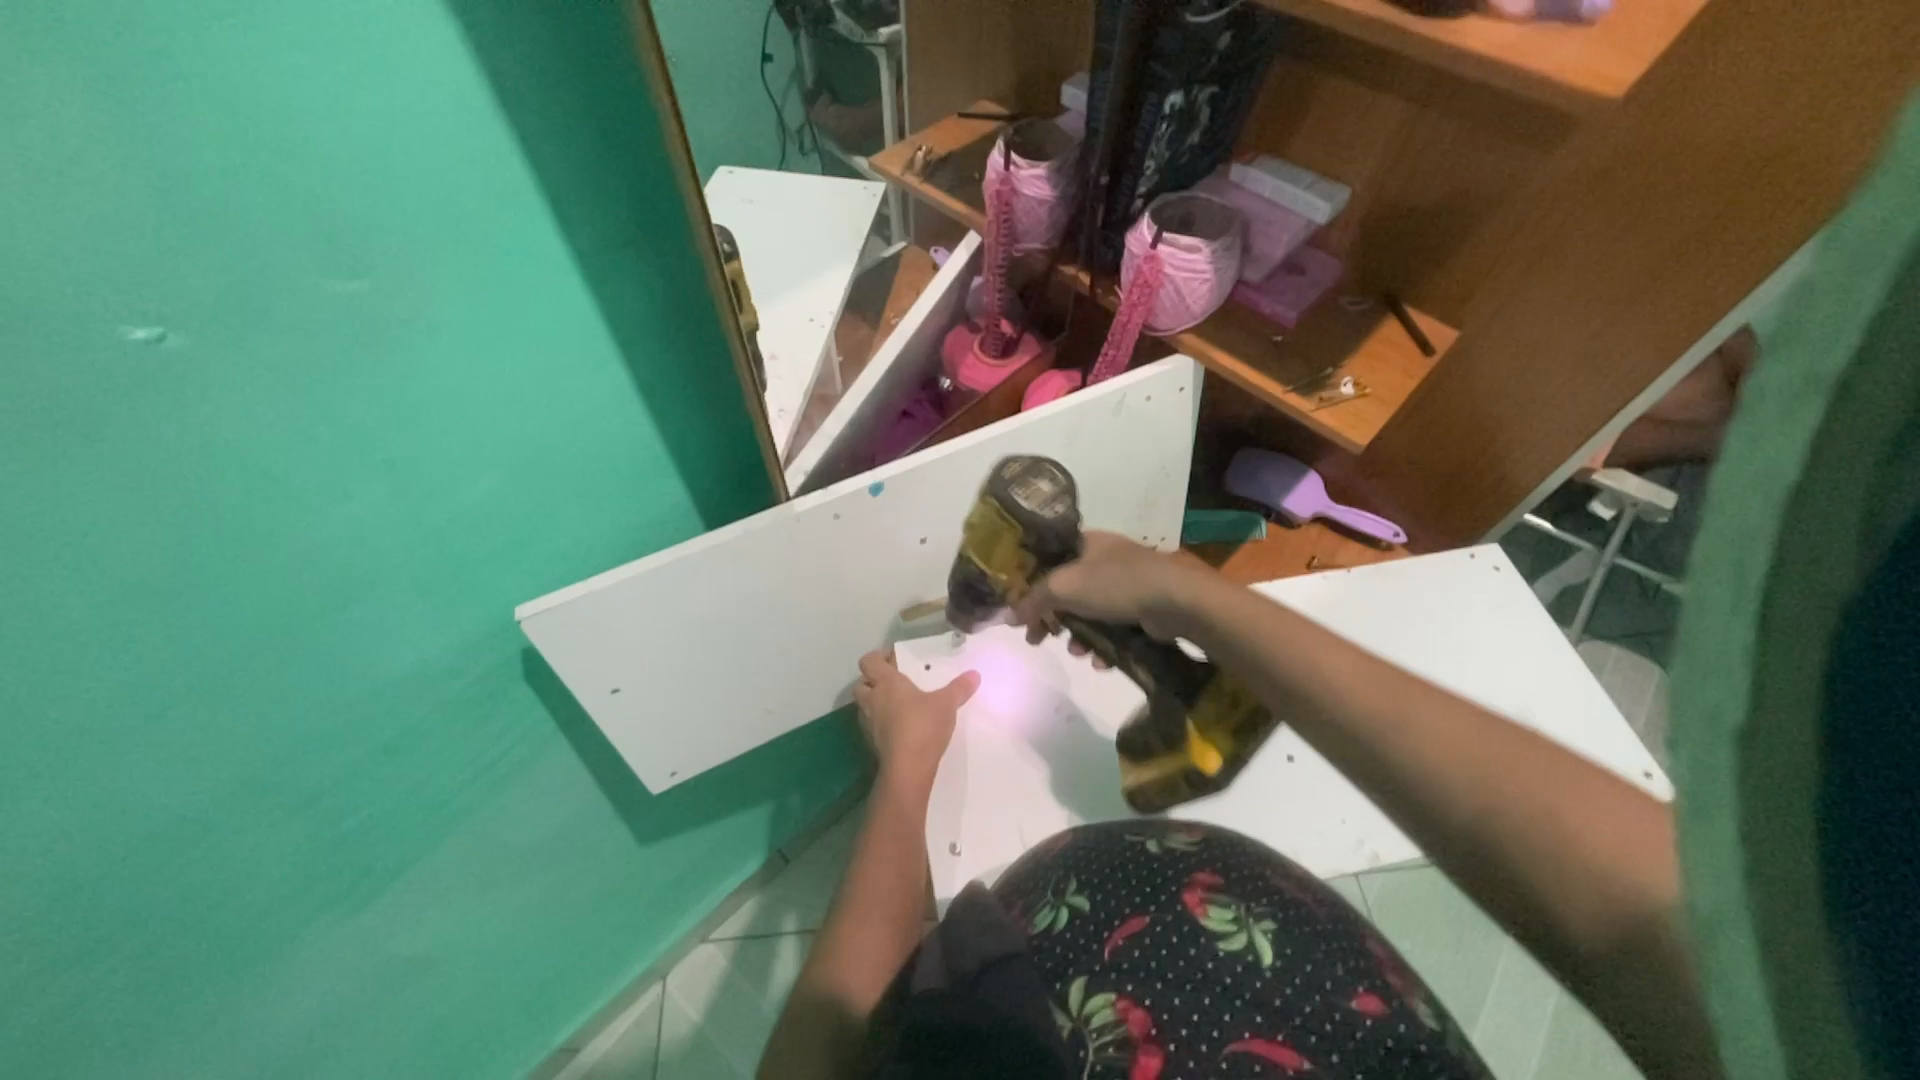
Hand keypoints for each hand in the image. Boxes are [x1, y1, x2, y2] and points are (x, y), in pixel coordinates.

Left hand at [853, 649, 978, 791]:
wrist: (908, 767)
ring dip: (875, 702)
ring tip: (896, 704)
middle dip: (872, 681)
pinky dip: (880, 723)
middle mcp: (872, 700)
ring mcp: (869, 723)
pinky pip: (871, 726)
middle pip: (861, 683)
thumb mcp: (947, 704)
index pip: (869, 661)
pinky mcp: (872, 742)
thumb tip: (975, 674)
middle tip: (893, 682)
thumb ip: (959, 688)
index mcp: (886, 683)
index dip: (877, 657)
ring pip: (864, 706)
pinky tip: (898, 727)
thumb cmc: (923, 725)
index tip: (892, 659)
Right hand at [1010, 532, 1210, 651]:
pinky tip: (1100, 660)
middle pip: (1065, 590)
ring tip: (1076, 652)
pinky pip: (1110, 628)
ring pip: (1088, 612)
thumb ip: (1033, 600)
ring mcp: (1124, 584)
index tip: (1019, 611)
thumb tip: (1007, 617)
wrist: (1176, 601)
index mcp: (1085, 542)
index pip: (1047, 559)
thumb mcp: (1064, 587)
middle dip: (1051, 618)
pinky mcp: (1140, 609)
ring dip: (1077, 636)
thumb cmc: (1115, 584)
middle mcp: (1103, 559)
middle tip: (1038, 639)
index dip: (1029, 584)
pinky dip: (1102, 644)